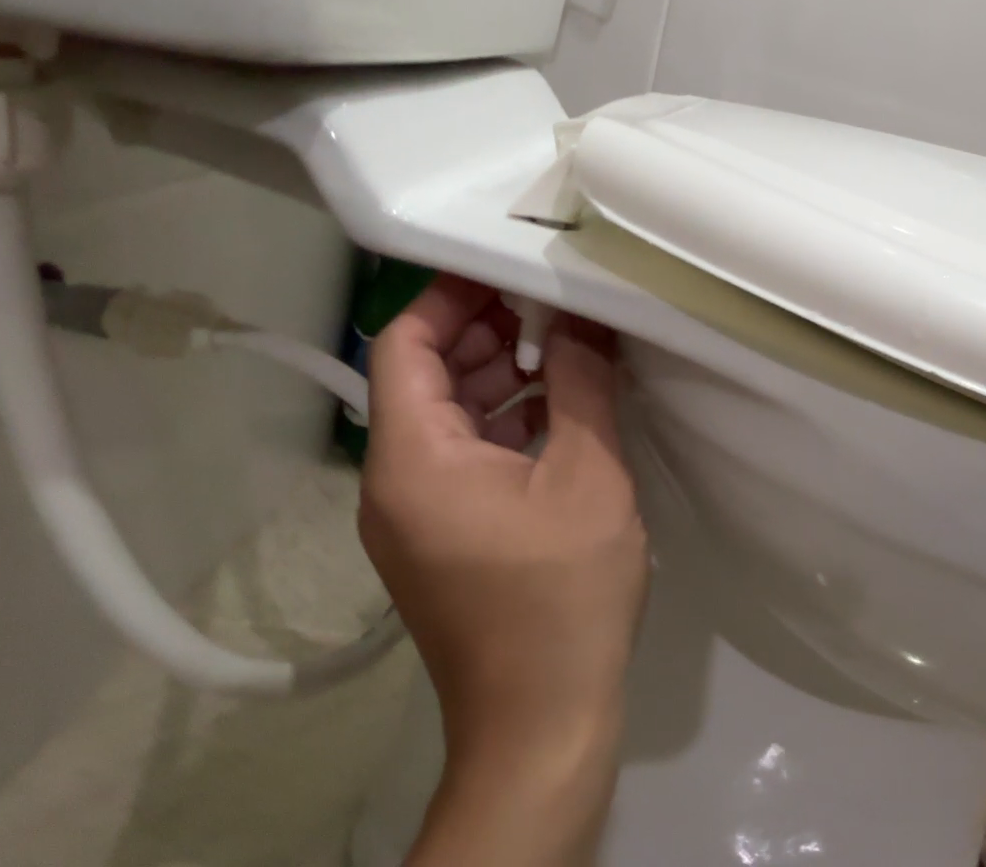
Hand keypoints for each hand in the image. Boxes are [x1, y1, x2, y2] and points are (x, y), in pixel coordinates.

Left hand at [360, 274, 644, 865]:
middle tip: (557, 303)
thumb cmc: (563, 592)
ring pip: (451, 420)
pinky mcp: (448, 540)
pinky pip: (469, 459)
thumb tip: (584, 320)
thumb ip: (580, 387)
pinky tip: (565, 412)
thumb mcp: (587, 477)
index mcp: (414, 458)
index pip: (406, 346)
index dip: (451, 297)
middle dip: (487, 332)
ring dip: (503, 379)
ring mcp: (420, 515)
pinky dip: (509, 425)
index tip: (511, 268)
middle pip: (426, 379)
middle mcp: (397, 481)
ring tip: (571, 349)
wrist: (543, 717)